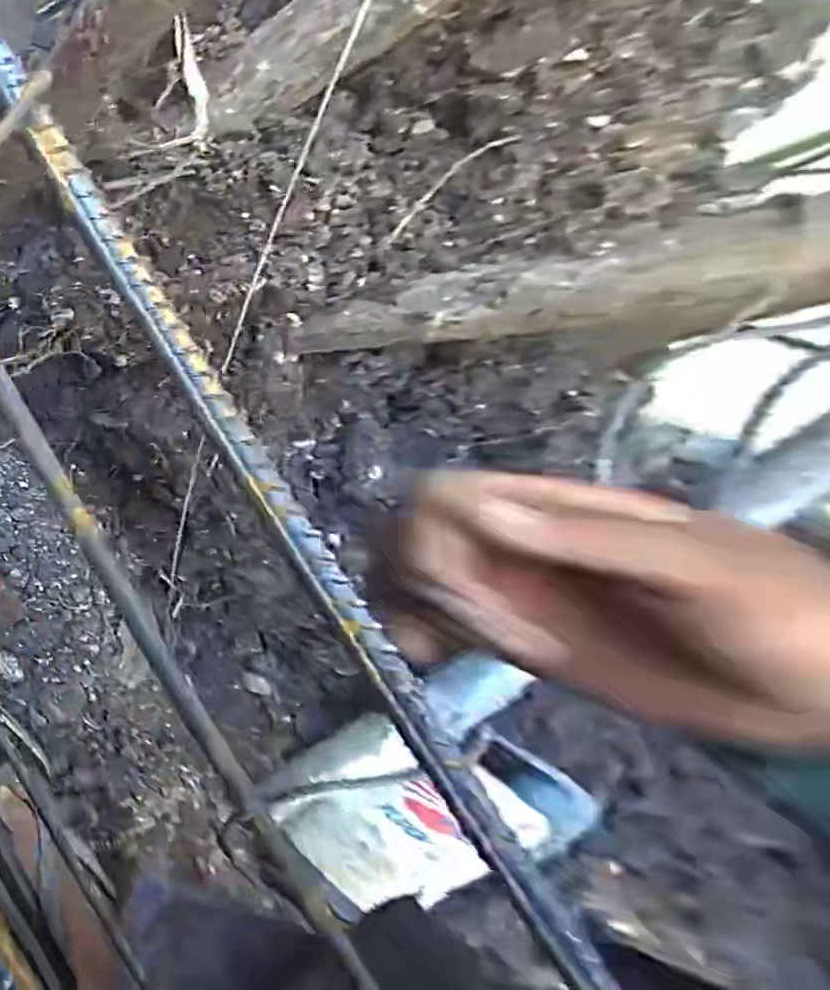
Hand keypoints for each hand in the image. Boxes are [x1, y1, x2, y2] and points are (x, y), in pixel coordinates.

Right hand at [390, 470, 829, 746]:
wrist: (820, 695)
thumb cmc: (780, 615)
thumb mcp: (702, 567)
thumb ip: (594, 538)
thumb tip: (480, 512)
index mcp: (547, 508)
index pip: (441, 494)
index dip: (431, 532)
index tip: (468, 584)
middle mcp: (504, 540)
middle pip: (405, 531)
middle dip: (422, 576)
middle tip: (482, 626)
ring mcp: (497, 585)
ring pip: (402, 573)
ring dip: (413, 606)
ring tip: (478, 646)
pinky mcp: (496, 631)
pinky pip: (421, 617)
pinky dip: (404, 629)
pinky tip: (425, 653)